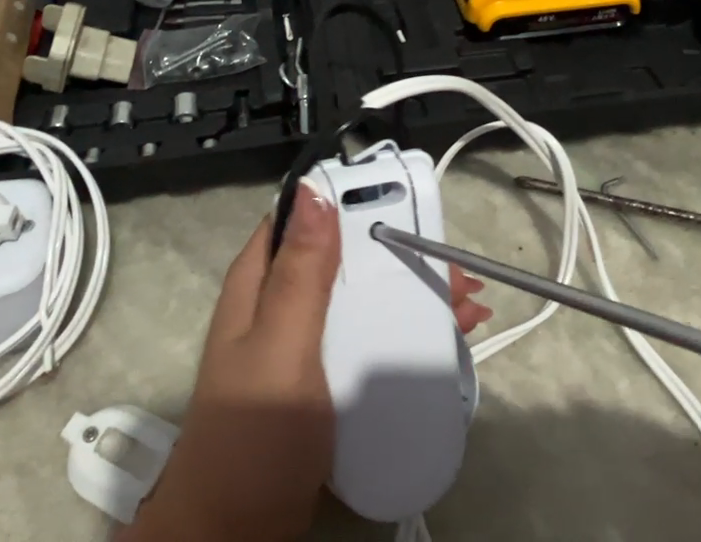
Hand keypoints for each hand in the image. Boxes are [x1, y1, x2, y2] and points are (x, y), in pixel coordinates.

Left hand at [123, 191, 495, 541]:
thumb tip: (315, 191)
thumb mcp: (281, 345)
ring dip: (407, 293)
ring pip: (358, 298)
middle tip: (452, 264)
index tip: (406, 202)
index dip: (351, 201)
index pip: (304, 217)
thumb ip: (301, 273)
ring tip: (465, 301)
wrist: (235, 526)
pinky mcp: (319, 378)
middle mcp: (277, 303)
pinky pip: (364, 337)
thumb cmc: (254, 432)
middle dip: (396, 254)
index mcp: (260, 281)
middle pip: (342, 258)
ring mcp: (299, 343)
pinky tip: (442, 338)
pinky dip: (400, 331)